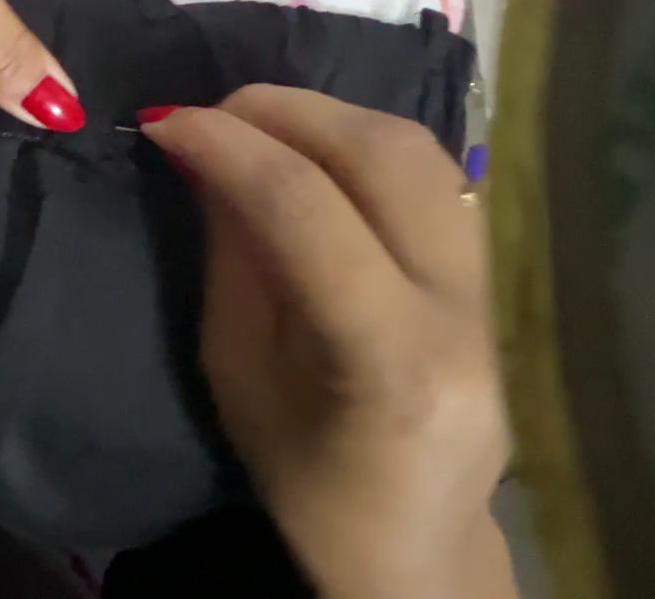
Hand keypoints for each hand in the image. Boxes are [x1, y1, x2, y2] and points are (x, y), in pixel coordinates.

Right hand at [140, 87, 516, 598]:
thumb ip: (230, 253)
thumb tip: (204, 157)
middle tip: (206, 112)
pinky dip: (355, 135)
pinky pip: (428, 169)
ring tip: (250, 120)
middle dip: (279, 110)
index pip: (303, 206)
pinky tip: (305, 146)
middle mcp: (459, 309)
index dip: (225, 145)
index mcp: (388, 356)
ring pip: (415, 147)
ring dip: (321, 112)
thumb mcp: (235, 367)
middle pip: (380, 154)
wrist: (415, 544)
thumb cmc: (301, 478)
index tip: (162, 124)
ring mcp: (491, 288)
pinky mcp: (490, 273)